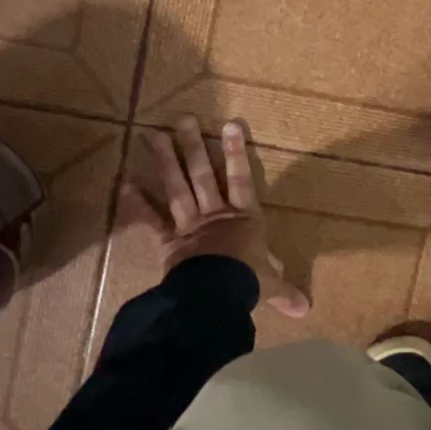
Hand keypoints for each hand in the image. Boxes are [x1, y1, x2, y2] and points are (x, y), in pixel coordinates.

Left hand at [116, 117, 307, 317]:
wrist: (215, 295)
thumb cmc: (247, 282)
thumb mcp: (270, 286)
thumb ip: (285, 293)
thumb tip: (306, 309)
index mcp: (245, 219)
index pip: (242, 178)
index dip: (237, 152)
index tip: (231, 124)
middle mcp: (216, 214)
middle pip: (204, 175)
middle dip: (195, 147)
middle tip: (183, 120)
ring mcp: (189, 225)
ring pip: (178, 187)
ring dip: (166, 162)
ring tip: (154, 136)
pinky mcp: (168, 242)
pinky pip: (150, 221)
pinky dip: (136, 204)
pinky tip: (124, 183)